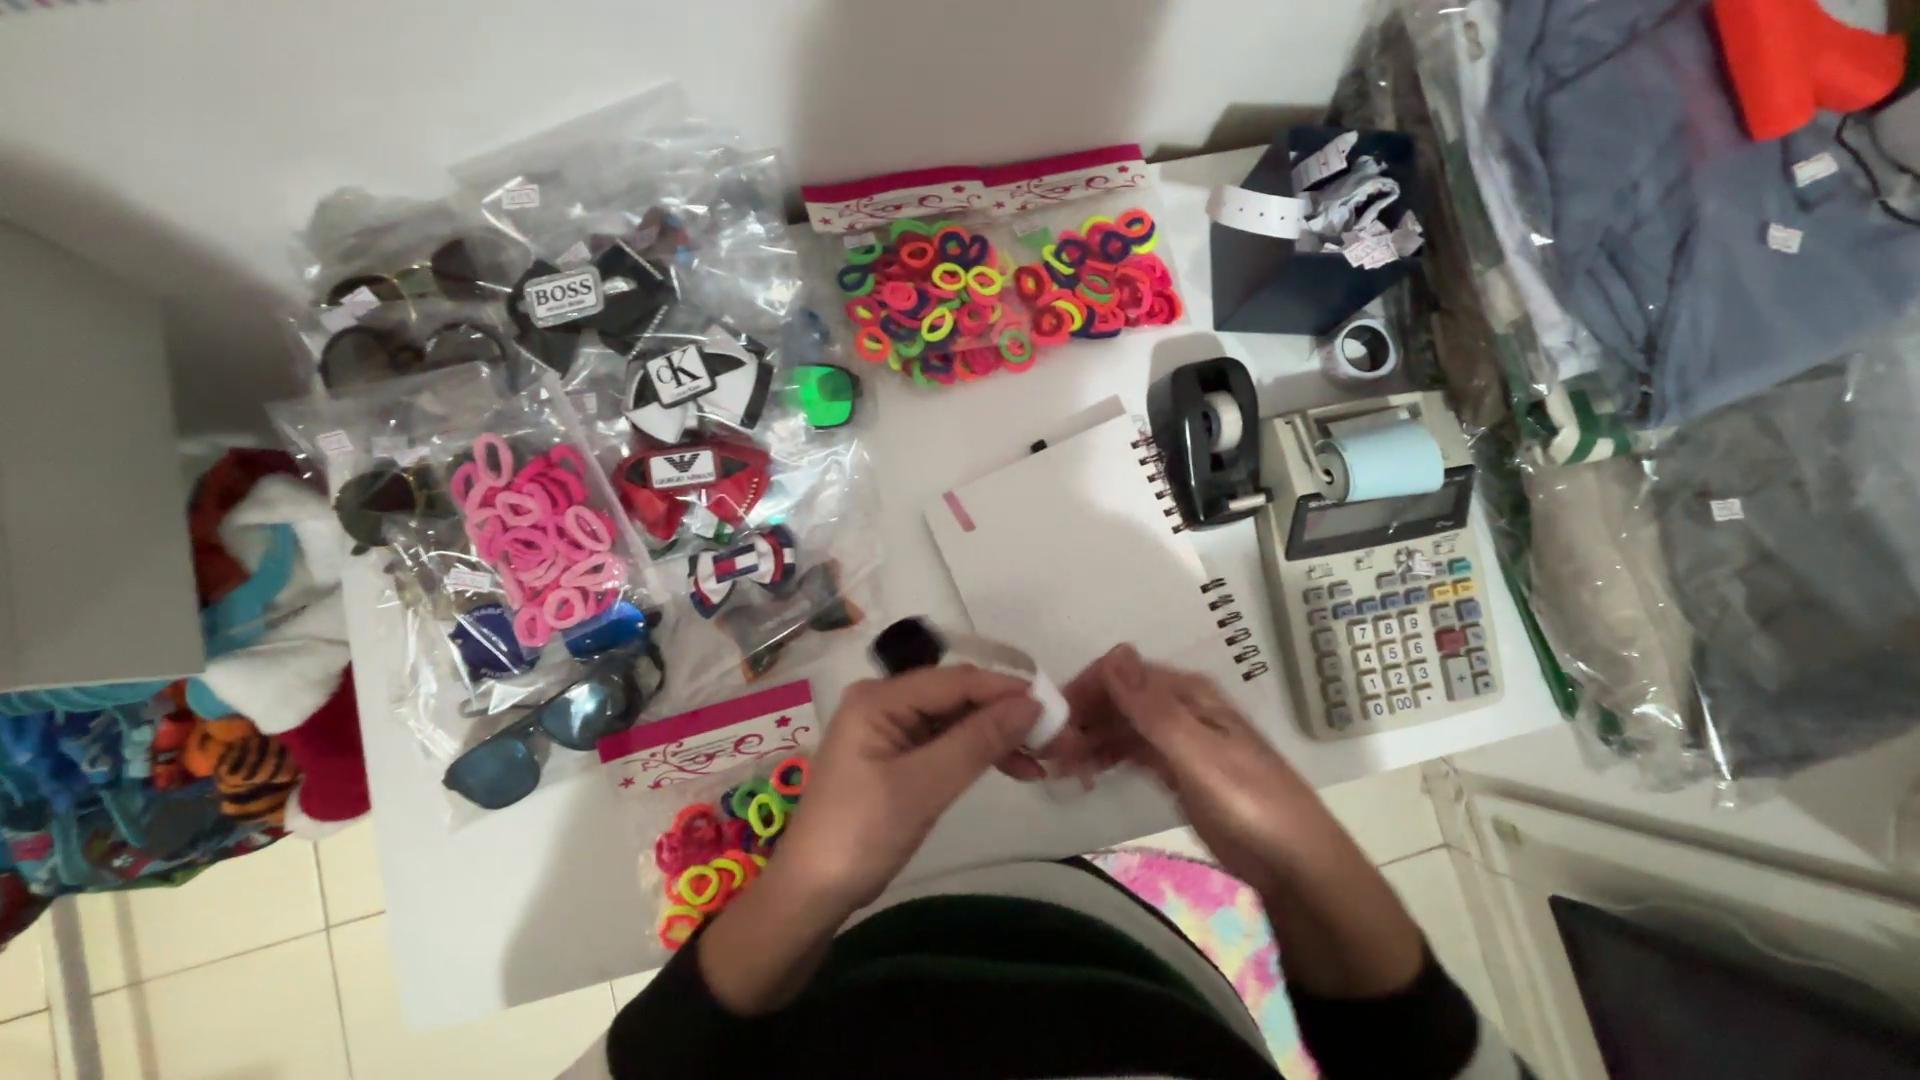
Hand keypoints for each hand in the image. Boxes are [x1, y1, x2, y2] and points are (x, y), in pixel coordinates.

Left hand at [775, 665, 1041, 911]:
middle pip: (958, 697)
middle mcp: (883, 703)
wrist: (812, 892)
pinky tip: (1014, 768)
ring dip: (997, 737)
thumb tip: (1031, 704)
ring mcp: (889, 730)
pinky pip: (945, 743)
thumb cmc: (861, 834)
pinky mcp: (896, 757)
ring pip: (956, 720)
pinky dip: (978, 754)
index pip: (956, 680)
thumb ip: (977, 741)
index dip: (1006, 690)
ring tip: (1043, 760)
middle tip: (1055, 739)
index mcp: (879, 698)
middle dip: (1006, 715)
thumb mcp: (923, 787)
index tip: (1055, 708)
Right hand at [1056, 644, 1320, 894]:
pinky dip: (1107, 759)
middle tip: (1048, 754)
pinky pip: (1132, 753)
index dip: (1084, 690)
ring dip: (1089, 740)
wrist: (1295, 866)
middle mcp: (1182, 708)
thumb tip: (1114, 651)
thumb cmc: (1249, 804)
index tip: (1050, 721)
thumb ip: (1153, 708)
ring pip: (1122, 727)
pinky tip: (1084, 774)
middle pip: (1119, 699)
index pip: (1122, 673)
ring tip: (1058, 767)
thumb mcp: (1197, 754)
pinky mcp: (1179, 773)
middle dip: (1081, 718)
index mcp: (1189, 694)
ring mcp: (1180, 741)